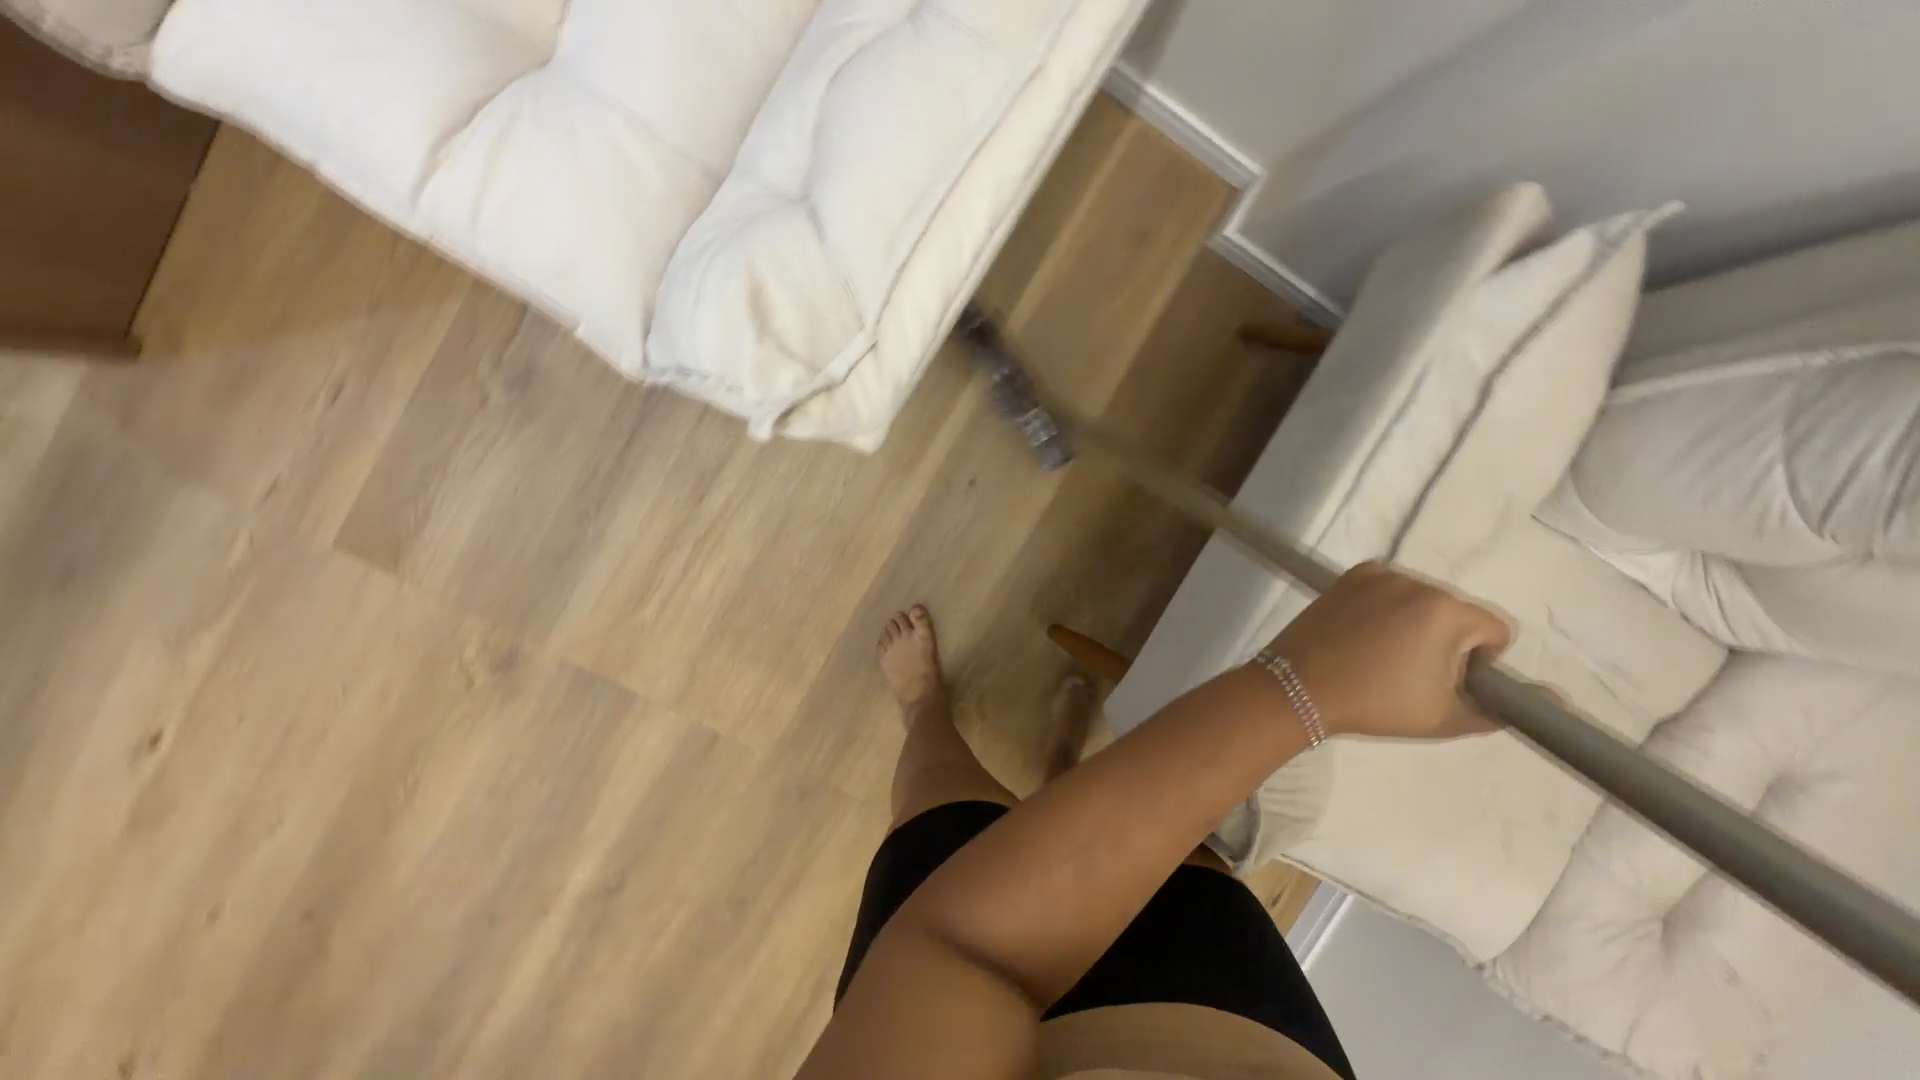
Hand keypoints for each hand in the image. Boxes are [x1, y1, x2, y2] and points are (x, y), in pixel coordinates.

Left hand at [1264, 562, 1513, 740]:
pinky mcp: (1349, 575)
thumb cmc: (1375, 703)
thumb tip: (1556, 699)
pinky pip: (1388, 589)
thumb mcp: (1445, 717)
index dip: (1481, 662)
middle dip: (1447, 640)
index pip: (1497, 630)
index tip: (1443, 682)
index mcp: (1448, 611)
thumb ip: (1502, 708)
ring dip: (1416, 622)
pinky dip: (1385, 607)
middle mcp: (1417, 581)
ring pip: (1422, 600)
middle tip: (1406, 672)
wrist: (1298, 688)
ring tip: (1381, 655)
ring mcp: (1379, 574)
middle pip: (1457, 612)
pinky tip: (1363, 634)